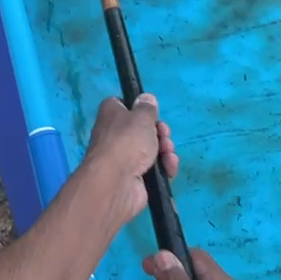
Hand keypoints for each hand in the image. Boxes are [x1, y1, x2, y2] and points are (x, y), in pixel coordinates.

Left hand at [81, 94, 177, 223]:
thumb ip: (147, 107)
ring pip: (151, 149)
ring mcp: (124, 158)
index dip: (140, 109)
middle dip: (160, 132)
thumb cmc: (127, 141)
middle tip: (164, 135)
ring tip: (167, 153)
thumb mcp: (141, 117)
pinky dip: (164, 167)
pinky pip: (154, 168)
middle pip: (143, 129)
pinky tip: (169, 168)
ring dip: (165, 150)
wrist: (116, 182)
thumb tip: (146, 98)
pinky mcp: (134, 177)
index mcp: (111, 114)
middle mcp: (115, 134)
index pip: (124, 105)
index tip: (151, 113)